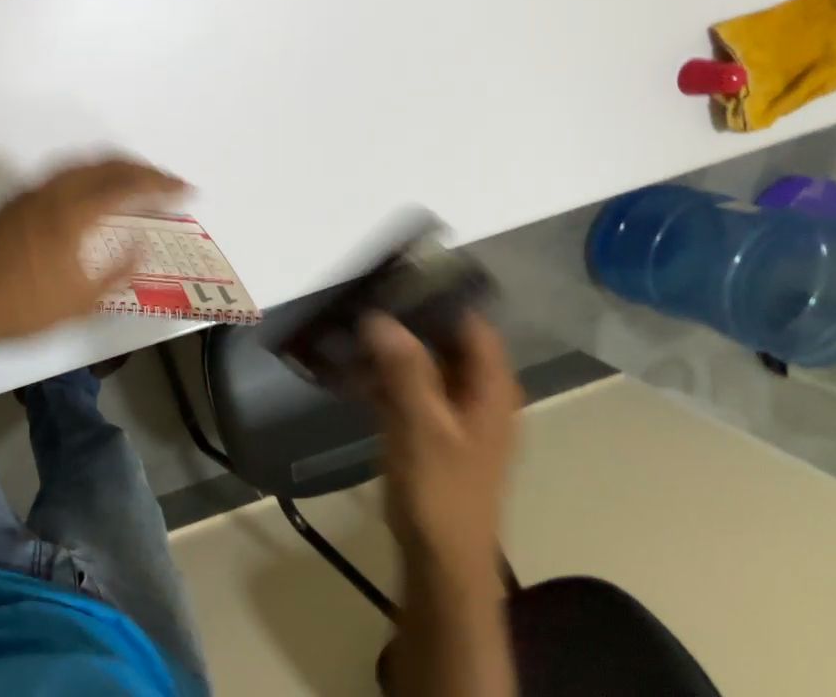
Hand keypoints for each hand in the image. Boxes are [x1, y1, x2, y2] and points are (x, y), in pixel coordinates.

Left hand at [0, 159, 186, 340]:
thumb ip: (118, 271)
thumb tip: (142, 246)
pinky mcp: (15, 200)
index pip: (127, 186)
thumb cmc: (25, 308)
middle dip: (141, 169)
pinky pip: (60, 173)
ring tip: (134, 180)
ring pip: (80, 164)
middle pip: (105, 164)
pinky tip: (92, 190)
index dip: (162, 186)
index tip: (186, 190)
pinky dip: (87, 173)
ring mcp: (30, 192)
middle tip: (166, 182)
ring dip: (112, 167)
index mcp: (73, 213)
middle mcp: (52, 192)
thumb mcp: (81, 301)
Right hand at [362, 311, 520, 573]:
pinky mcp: (431, 431)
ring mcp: (454, 414)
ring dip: (387, 348)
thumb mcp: (422, 426)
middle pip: (444, 340)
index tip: (394, 276)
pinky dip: (381, 377)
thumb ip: (404, 369)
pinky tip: (346, 371)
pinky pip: (407, 390)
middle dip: (404, 320)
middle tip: (358, 298)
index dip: (438, 296)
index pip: (471, 323)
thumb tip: (379, 316)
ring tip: (344, 329)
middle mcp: (478, 394)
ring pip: (421, 364)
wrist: (442, 559)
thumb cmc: (441, 491)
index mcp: (491, 389)